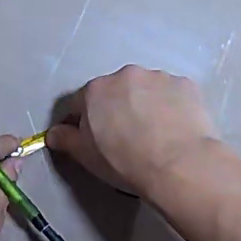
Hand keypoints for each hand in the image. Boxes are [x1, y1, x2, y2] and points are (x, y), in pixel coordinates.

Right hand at [47, 66, 220, 197]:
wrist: (178, 165)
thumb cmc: (125, 162)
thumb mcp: (86, 156)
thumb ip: (66, 139)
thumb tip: (54, 133)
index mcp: (95, 90)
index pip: (80, 103)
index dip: (82, 122)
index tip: (91, 139)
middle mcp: (126, 75)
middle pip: (115, 91)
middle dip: (117, 108)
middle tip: (126, 136)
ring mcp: (159, 77)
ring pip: (146, 90)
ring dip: (145, 104)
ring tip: (155, 132)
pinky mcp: (185, 85)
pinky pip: (172, 94)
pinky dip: (171, 106)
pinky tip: (175, 128)